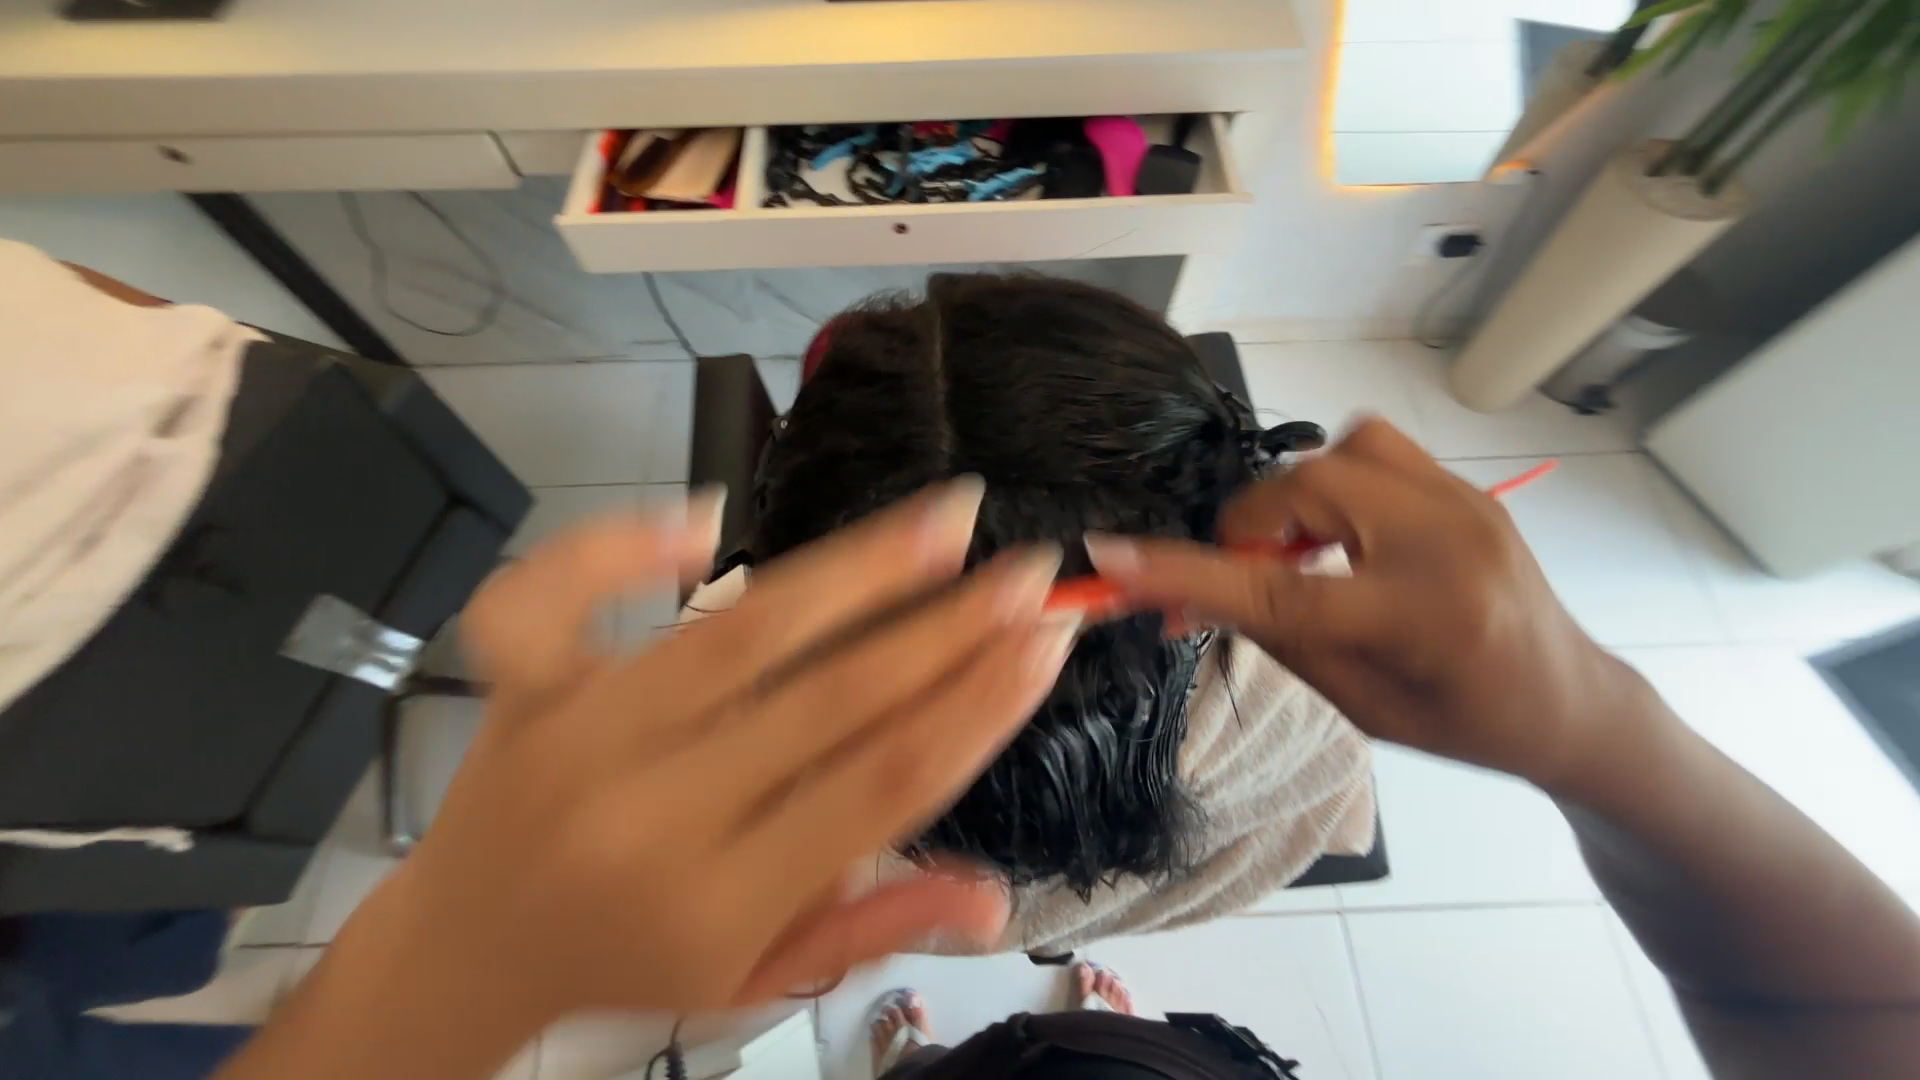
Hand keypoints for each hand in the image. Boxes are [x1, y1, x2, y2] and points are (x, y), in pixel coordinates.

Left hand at [340, 479, 1075, 1028]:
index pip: (882, 783)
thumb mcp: (755, 977)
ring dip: (857, 566)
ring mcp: (579, 734)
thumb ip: (871, 925)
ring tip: (944, 516)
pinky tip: (709, 515)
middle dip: (950, 625)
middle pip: (832, 697)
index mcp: (719, 900)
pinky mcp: (524, 686)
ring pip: (741, 632)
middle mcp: (650, 810)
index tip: (1047, 639)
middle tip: (1031, 568)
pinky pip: (556, 594)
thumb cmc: (630, 966)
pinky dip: (623, 541)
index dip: (978, 706)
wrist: (462, 953)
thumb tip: (993, 894)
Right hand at [1084, 419, 1642, 790]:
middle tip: (1249, 569)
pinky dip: (1331, 478)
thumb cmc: (1461, 723)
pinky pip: (1371, 446)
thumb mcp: (1359, 704)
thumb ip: (1274, 636)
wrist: (1571, 701)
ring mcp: (1463, 501)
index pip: (1275, 592)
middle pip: (1305, 489)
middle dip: (1251, 526)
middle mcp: (1447, 543)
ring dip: (1293, 497)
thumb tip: (1190, 595)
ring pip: (1337, 450)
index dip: (1186, 574)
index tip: (1114, 558)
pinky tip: (1341, 525)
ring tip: (1301, 546)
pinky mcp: (1464, 485)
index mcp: (1420, 620)